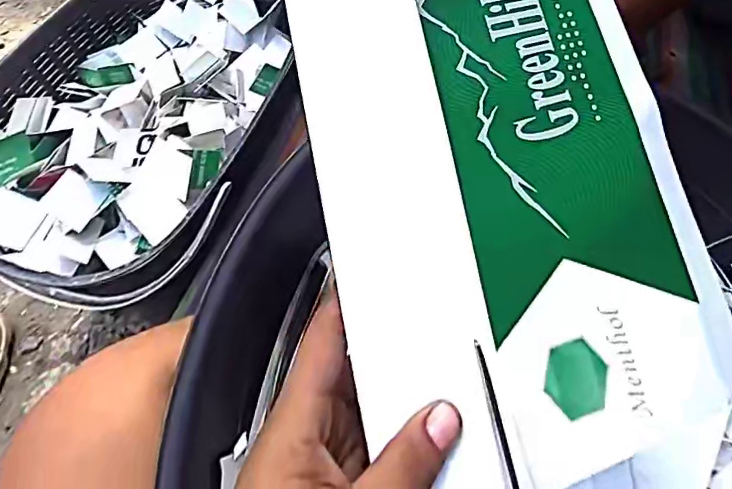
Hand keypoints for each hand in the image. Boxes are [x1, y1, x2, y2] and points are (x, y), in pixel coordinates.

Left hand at [237, 290, 460, 488]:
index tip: (373, 264)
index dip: (349, 294)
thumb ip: (402, 462)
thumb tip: (442, 419)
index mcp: (289, 427)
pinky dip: (395, 435)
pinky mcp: (327, 483)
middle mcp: (297, 437)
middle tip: (431, 335)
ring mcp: (311, 463)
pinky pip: (368, 444)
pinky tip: (423, 438)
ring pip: (363, 411)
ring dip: (397, 402)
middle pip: (351, 372)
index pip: (323, 336)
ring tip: (436, 396)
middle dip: (392, 355)